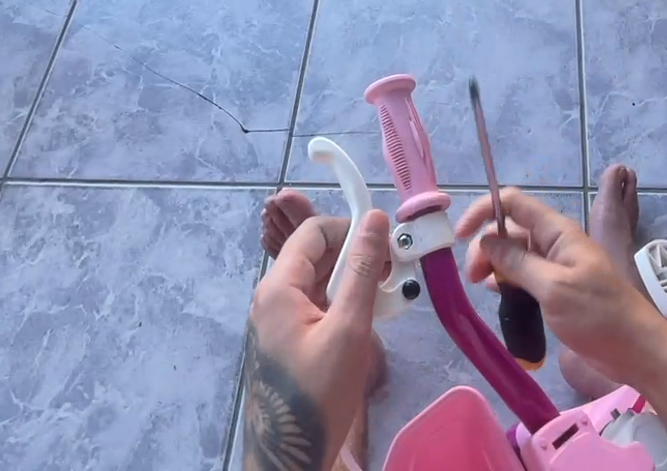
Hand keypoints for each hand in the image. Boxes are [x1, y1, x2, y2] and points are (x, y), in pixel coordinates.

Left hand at [241, 210, 389, 470]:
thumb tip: (375, 218)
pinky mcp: (288, 339)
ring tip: (387, 293)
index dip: (351, 229)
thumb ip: (363, 270)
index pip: (314, 231)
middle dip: (356, 254)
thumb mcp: (348, 329)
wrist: (290, 461)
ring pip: (318, 278)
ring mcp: (278, 319)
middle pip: (316, 253)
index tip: (386, 245)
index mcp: (278, 287)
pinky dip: (343, 300)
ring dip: (353, 278)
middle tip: (394, 270)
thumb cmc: (318, 395)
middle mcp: (272, 296)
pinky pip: (317, 302)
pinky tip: (369, 315)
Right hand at [454, 189, 666, 382]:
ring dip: (494, 263)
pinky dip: (507, 280)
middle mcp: (553, 242)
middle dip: (485, 245)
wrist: (634, 349)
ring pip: (514, 253)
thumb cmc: (597, 314)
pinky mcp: (555, 288)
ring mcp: (554, 265)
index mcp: (556, 231)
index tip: (461, 234)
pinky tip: (496, 293)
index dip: (483, 210)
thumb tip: (486, 240)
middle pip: (509, 229)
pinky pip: (523, 274)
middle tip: (472, 277)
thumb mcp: (553, 288)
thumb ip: (517, 263)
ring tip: (481, 286)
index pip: (513, 203)